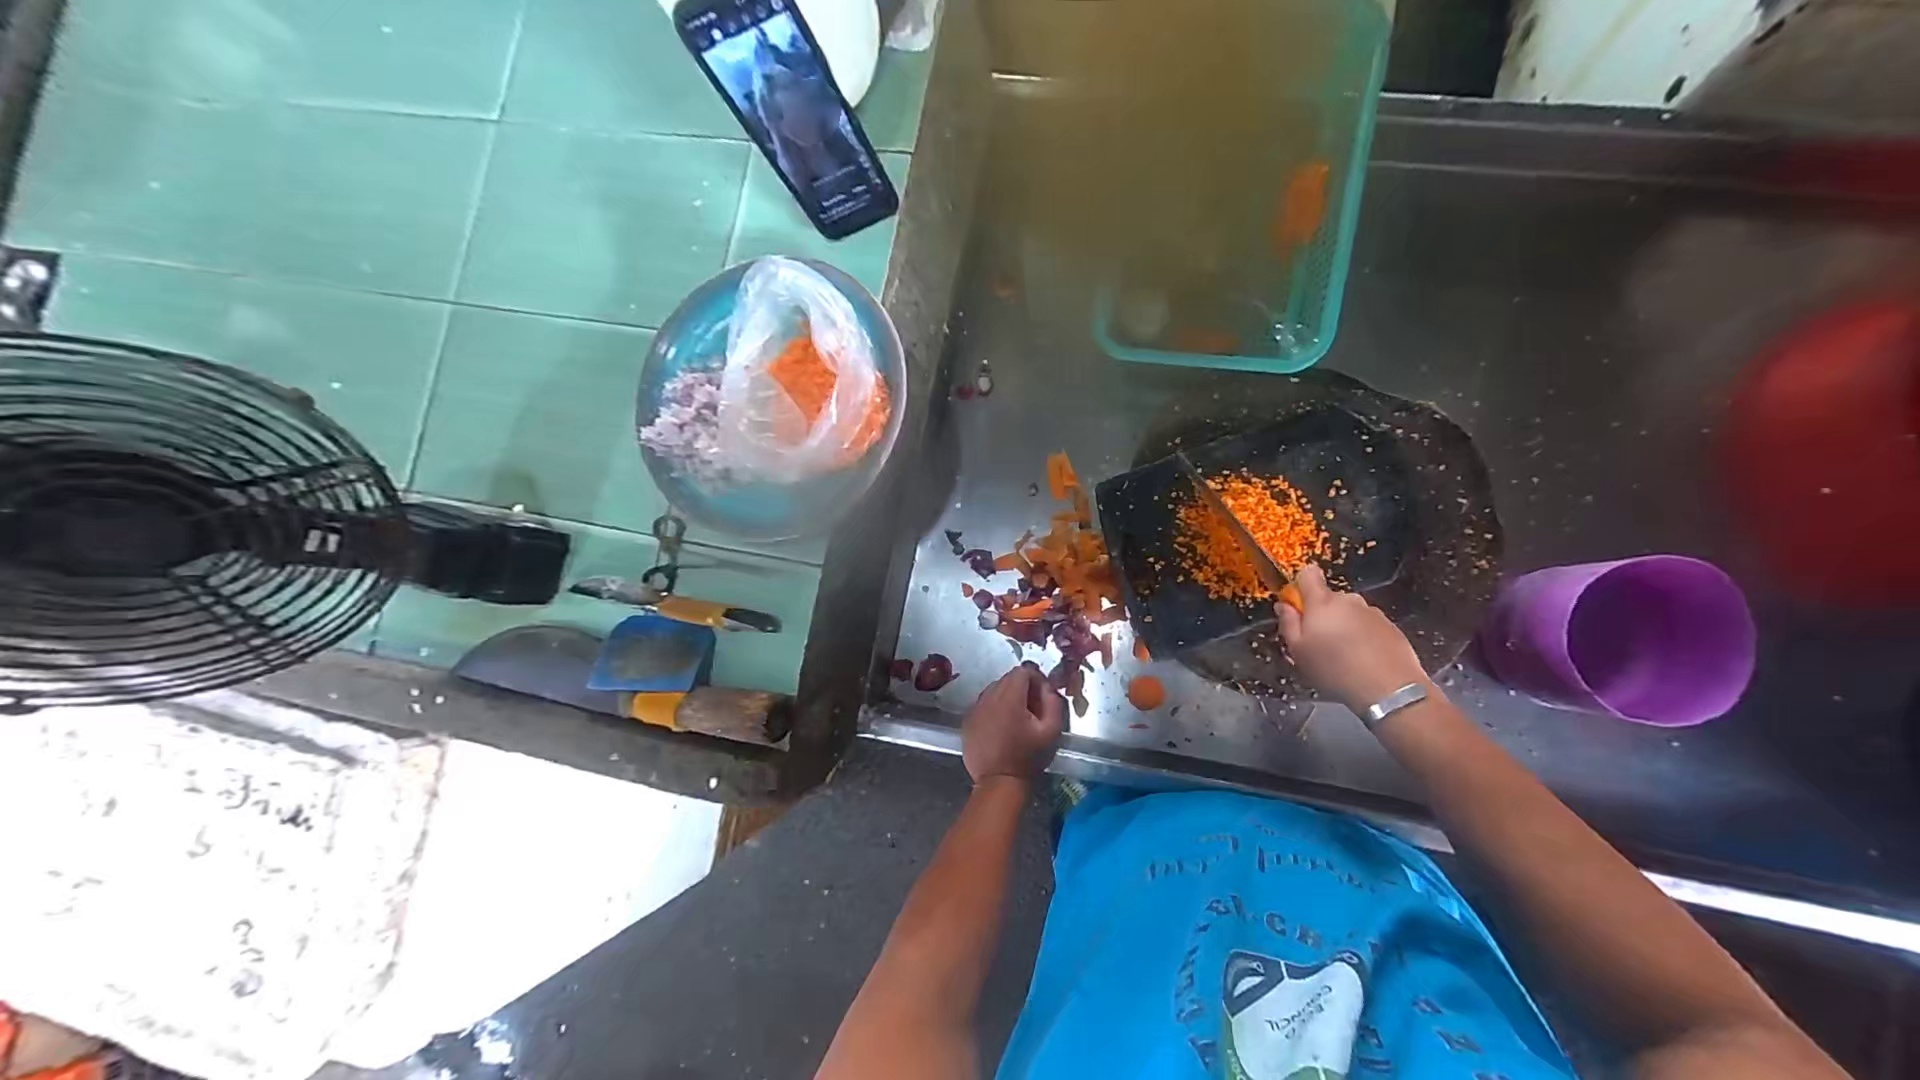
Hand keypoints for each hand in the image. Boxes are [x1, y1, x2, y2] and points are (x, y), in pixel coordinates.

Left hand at [961, 664, 1064, 783]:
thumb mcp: (1051, 730)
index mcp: (1009, 698)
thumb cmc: (1028, 758)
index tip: (1041, 698)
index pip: (1022, 671)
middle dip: (1021, 689)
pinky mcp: (967, 720)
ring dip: (1006, 699)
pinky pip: (983, 705)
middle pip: (1007, 679)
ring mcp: (974, 708)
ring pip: (993, 691)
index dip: (1035, 680)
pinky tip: (1000, 729)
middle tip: (1031, 711)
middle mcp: (988, 697)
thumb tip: (1046, 686)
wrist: (999, 783)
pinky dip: (993, 710)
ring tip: (1015, 721)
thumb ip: (1053, 702)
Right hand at [1276, 564, 1429, 712]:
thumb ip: (1288, 622)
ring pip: (1349, 612)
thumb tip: (1284, 605)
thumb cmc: (1335, 669)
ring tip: (1344, 655)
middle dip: (1322, 614)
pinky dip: (1363, 636)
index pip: (1308, 574)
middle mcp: (1349, 600)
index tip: (1299, 608)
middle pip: (1329, 597)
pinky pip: (1368, 624)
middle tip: (1319, 643)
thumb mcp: (1298, 651)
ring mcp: (1373, 612)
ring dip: (1343, 625)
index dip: (1300, 586)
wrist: (1390, 689)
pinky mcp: (1392, 627)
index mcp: (1322, 602)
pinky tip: (1363, 659)